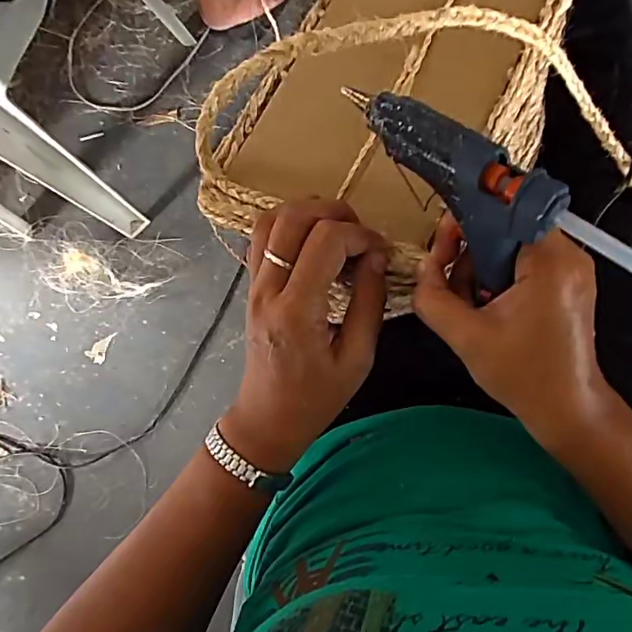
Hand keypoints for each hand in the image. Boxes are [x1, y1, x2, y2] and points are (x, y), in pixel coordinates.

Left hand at [221, 199, 388, 473]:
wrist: (268, 418)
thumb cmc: (317, 397)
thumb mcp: (358, 357)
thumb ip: (370, 302)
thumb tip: (378, 256)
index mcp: (297, 311)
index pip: (327, 241)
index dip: (361, 235)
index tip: (381, 252)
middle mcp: (269, 290)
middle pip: (294, 218)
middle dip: (335, 213)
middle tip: (362, 235)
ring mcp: (254, 285)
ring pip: (271, 219)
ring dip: (309, 213)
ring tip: (339, 231)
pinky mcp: (251, 286)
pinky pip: (263, 237)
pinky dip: (290, 226)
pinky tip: (316, 242)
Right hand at [411, 215, 612, 443]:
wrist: (568, 410)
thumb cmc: (523, 376)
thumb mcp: (466, 337)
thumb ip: (433, 296)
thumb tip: (424, 268)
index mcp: (550, 261)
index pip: (507, 208)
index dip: (468, 218)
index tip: (445, 241)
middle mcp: (569, 256)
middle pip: (508, 226)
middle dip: (472, 248)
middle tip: (447, 275)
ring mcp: (573, 269)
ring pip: (515, 244)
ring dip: (483, 265)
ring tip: (470, 301)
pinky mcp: (570, 283)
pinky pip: (528, 262)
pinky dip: (502, 276)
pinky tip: (488, 305)